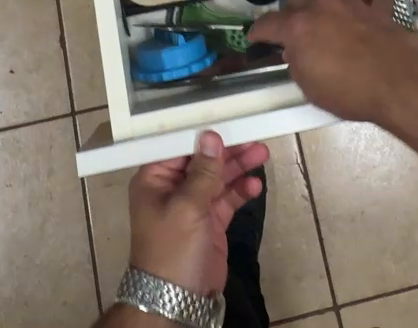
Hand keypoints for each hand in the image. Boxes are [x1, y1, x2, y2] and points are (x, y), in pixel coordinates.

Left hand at [128, 131, 269, 294]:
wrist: (177, 302)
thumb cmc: (172, 249)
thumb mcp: (187, 207)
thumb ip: (203, 171)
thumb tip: (211, 134)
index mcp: (155, 177)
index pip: (178, 145)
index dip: (201, 131)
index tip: (225, 115)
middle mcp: (172, 186)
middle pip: (202, 158)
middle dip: (227, 148)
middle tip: (254, 134)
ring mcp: (192, 204)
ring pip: (217, 176)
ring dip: (238, 166)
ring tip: (262, 153)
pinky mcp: (209, 221)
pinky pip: (226, 198)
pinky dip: (240, 190)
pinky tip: (255, 185)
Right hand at [247, 0, 417, 125]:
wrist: (401, 82)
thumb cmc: (351, 91)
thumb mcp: (309, 86)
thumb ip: (295, 61)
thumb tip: (293, 51)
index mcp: (298, 26)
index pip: (267, 22)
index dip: (257, 31)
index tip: (253, 38)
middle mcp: (318, 6)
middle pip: (292, 1)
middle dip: (285, 15)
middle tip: (287, 34)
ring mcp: (345, 3)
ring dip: (310, 10)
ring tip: (314, 29)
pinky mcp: (366, 7)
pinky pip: (340, 5)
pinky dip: (334, 15)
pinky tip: (341, 32)